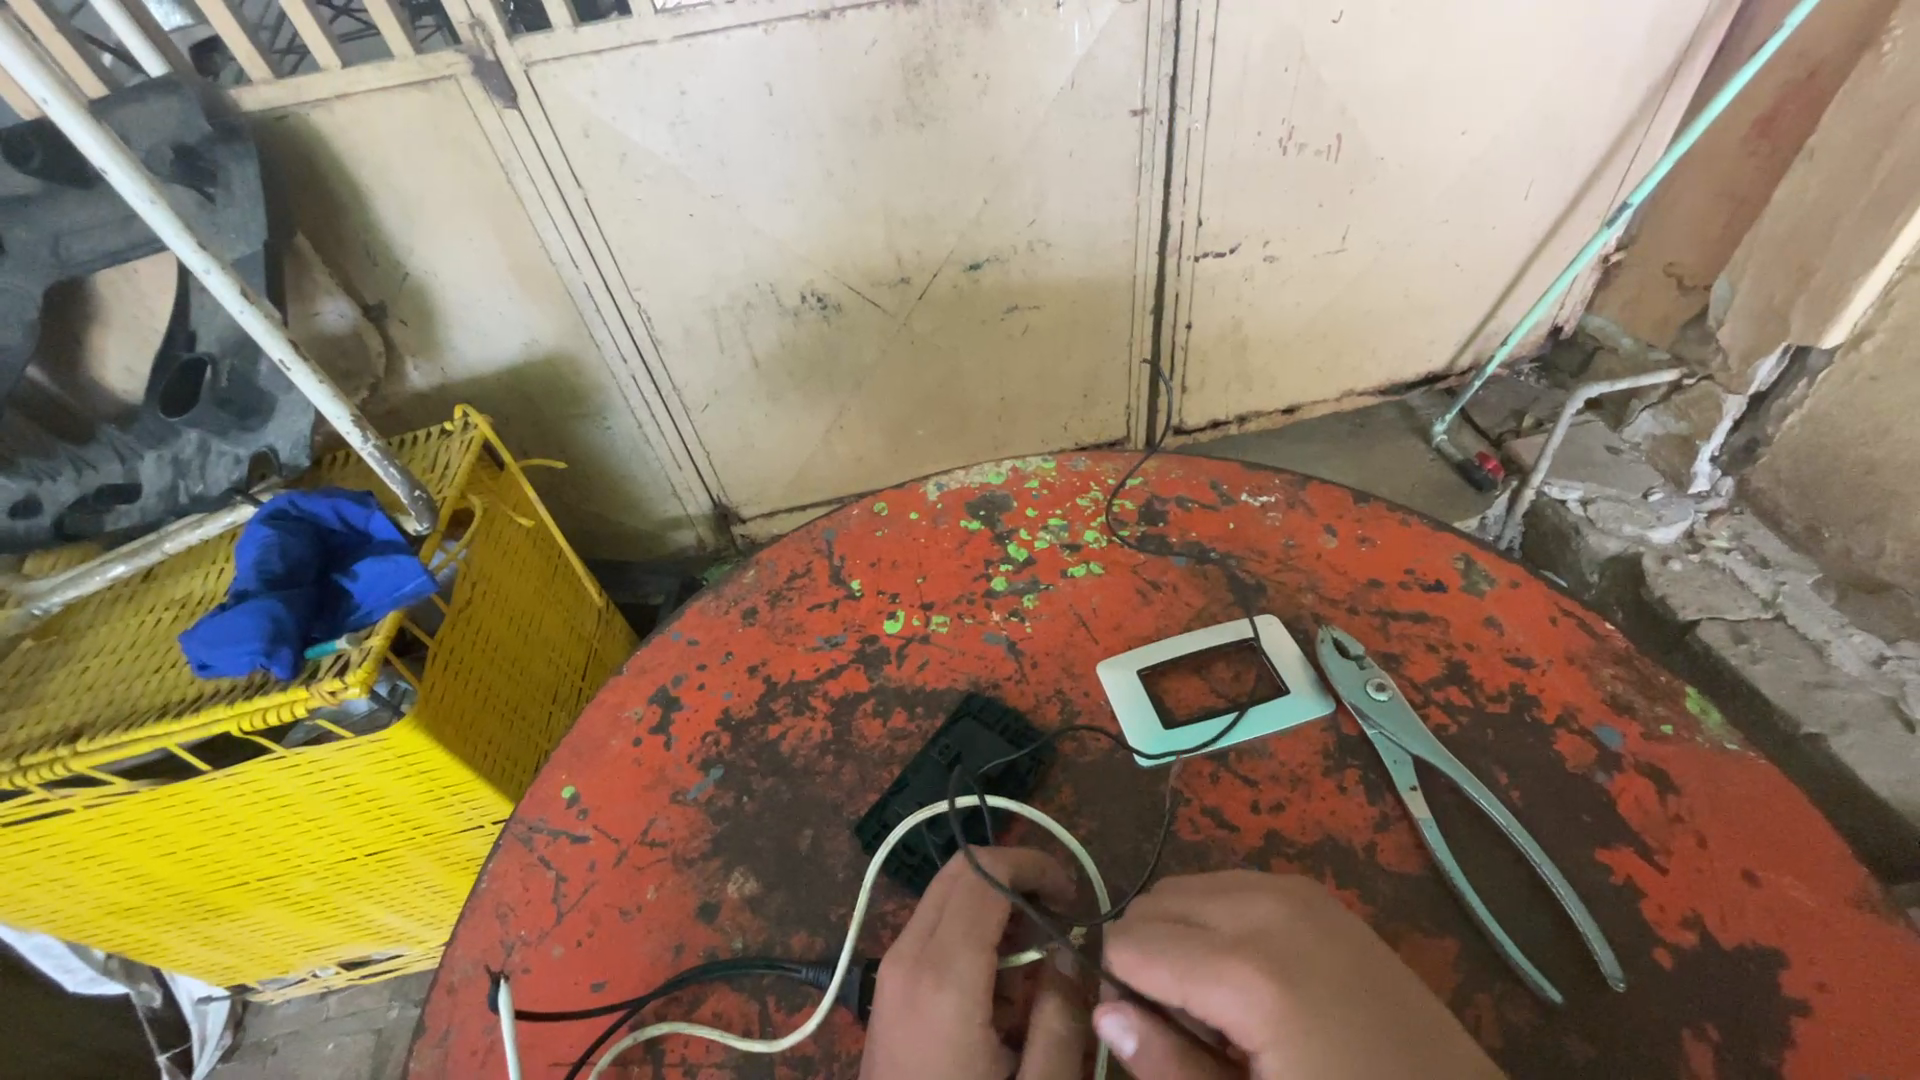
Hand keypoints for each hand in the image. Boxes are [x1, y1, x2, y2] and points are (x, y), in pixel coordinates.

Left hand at [861, 847, 1090, 1079]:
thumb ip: (1062, 1013)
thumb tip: (1073, 950)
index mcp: (944, 973)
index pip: (984, 872)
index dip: (1033, 867)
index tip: (1075, 897)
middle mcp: (908, 953)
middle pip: (960, 871)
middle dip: (1015, 875)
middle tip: (1061, 914)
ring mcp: (891, 967)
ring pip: (945, 895)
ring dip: (994, 902)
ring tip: (1039, 952)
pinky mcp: (888, 986)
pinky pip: (933, 927)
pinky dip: (972, 927)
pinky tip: (1002, 980)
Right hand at [1092, 872, 1502, 1079]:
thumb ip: (1170, 1067)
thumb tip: (1103, 1010)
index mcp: (1248, 971)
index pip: (1129, 942)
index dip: (1118, 986)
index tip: (1141, 1030)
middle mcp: (1264, 907)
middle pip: (1153, 904)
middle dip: (1144, 955)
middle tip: (1180, 1025)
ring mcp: (1294, 891)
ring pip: (1186, 887)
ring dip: (1177, 933)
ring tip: (1214, 1002)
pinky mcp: (1314, 893)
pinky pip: (1228, 883)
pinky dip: (1213, 918)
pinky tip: (1246, 973)